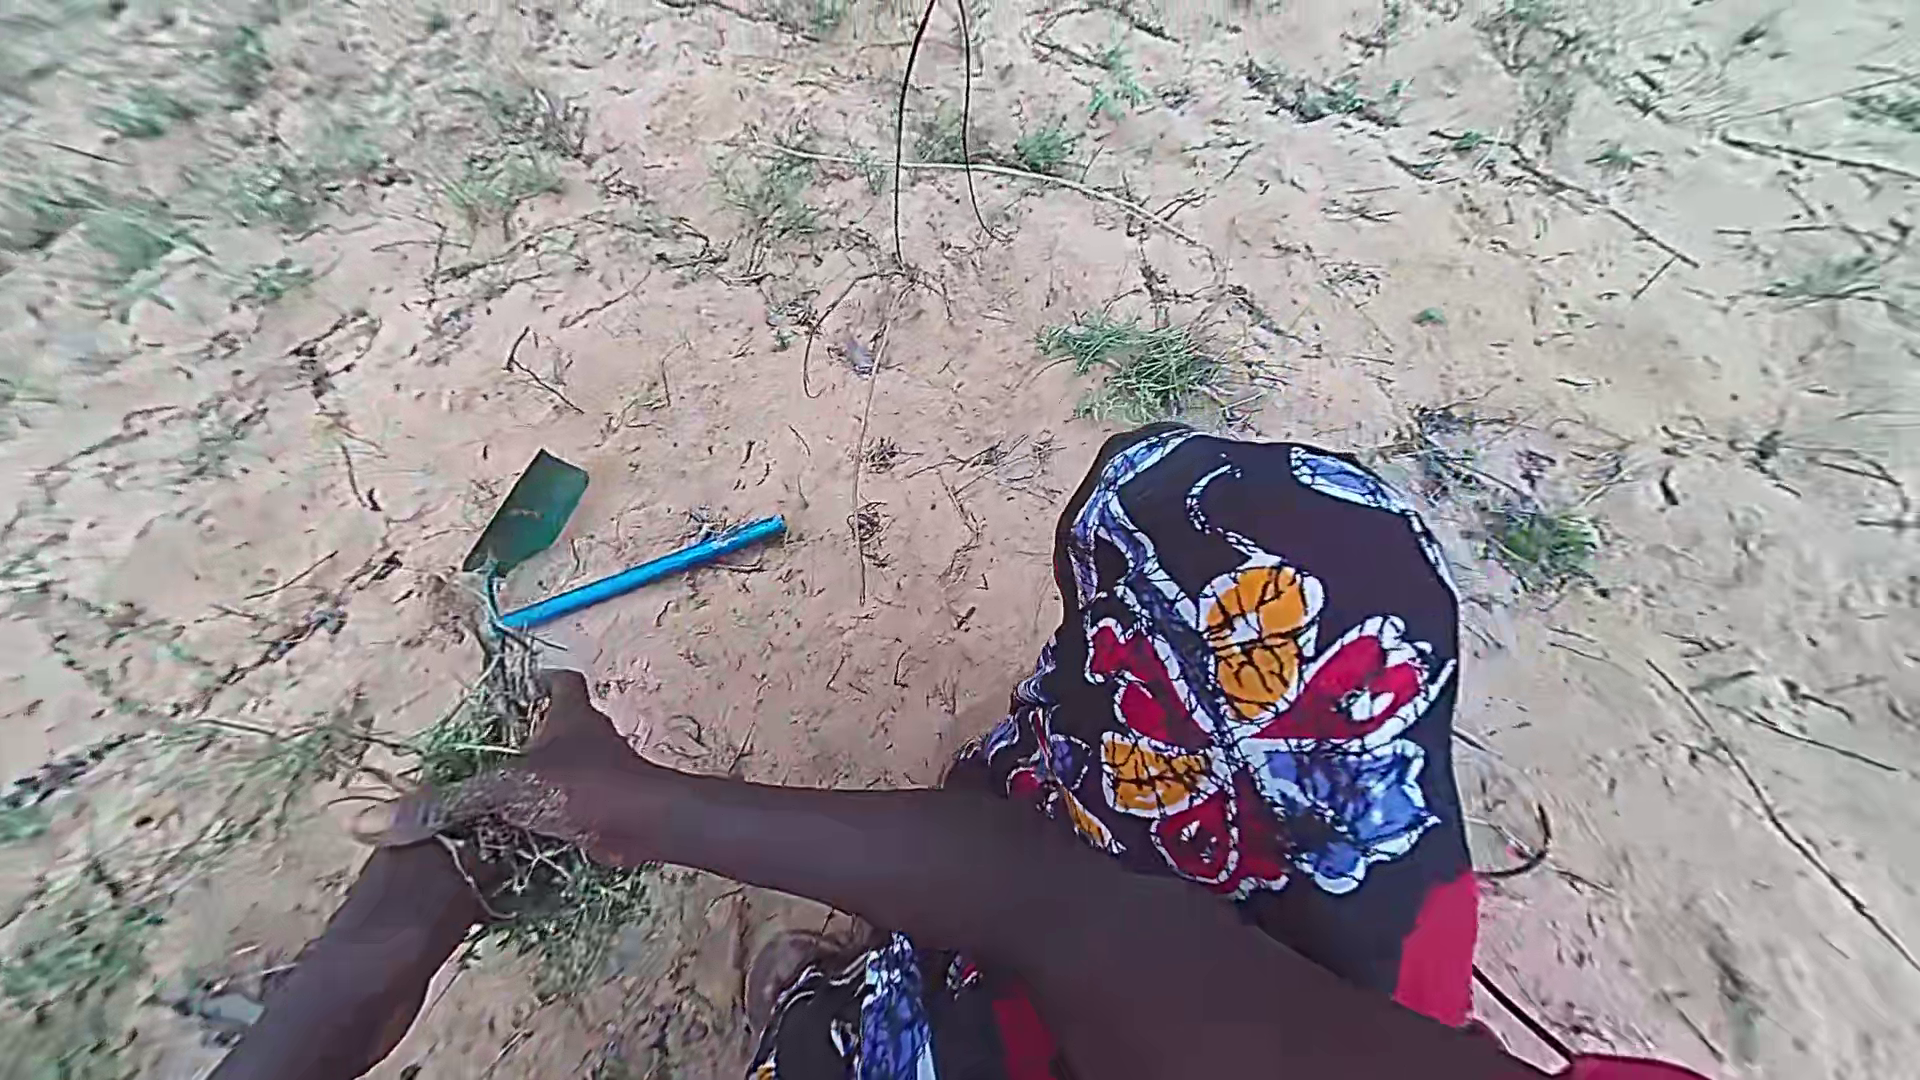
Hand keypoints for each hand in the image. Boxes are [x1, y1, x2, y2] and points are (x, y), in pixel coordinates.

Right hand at [362, 670, 673, 866]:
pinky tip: (499, 829)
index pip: (561, 681)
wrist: (641, 823)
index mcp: (572, 716)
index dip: (539, 678)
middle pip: (552, 724)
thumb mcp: (508, 789)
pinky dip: (533, 810)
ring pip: (554, 765)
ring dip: (523, 777)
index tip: (511, 685)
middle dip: (517, 735)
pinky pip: (557, 800)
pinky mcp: (595, 803)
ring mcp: (594, 770)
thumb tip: (370, 823)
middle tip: (469, 752)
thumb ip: (446, 803)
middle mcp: (586, 737)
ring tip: (474, 793)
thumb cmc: (584, 787)